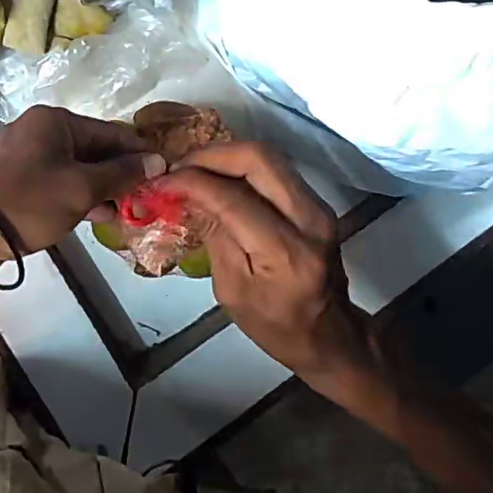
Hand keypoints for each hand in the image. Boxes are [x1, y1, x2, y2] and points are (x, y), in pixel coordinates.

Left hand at [0, 106, 165, 298]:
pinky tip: (98, 219)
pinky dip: (77, 202)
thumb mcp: (78, 188)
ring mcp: (24, 163)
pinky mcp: (14, 190)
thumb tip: (157, 159)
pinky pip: (56, 190)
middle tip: (153, 201)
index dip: (140, 153)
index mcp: (53, 122)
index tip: (170, 174)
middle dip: (122, 175)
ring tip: (132, 214)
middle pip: (93, 151)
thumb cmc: (22, 203)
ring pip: (75, 173)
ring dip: (102, 192)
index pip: (111, 131)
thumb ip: (119, 174)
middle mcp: (38, 135)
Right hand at [158, 143, 380, 395]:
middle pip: (258, 158)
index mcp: (285, 253)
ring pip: (267, 157)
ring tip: (192, 170)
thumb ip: (214, 237)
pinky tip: (215, 178)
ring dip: (223, 156)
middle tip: (178, 167)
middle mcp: (309, 220)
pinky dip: (238, 166)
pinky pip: (273, 169)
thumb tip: (186, 196)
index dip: (190, 182)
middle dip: (210, 155)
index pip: (231, 198)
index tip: (159, 183)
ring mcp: (318, 207)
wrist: (332, 337)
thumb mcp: (231, 290)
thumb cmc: (276, 325)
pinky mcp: (315, 202)